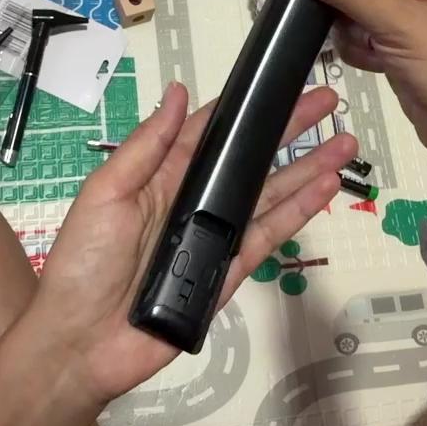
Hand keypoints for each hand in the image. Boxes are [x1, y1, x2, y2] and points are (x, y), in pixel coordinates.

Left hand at [28, 83, 356, 401]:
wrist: (83, 342)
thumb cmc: (85, 260)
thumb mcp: (107, 192)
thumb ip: (147, 146)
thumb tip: (178, 92)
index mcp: (161, 174)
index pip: (210, 131)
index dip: (243, 107)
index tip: (276, 82)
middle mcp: (194, 199)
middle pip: (249, 158)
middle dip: (287, 129)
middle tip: (326, 102)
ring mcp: (215, 234)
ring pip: (269, 194)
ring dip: (306, 167)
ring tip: (344, 142)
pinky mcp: (231, 269)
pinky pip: (269, 235)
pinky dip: (299, 211)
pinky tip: (325, 187)